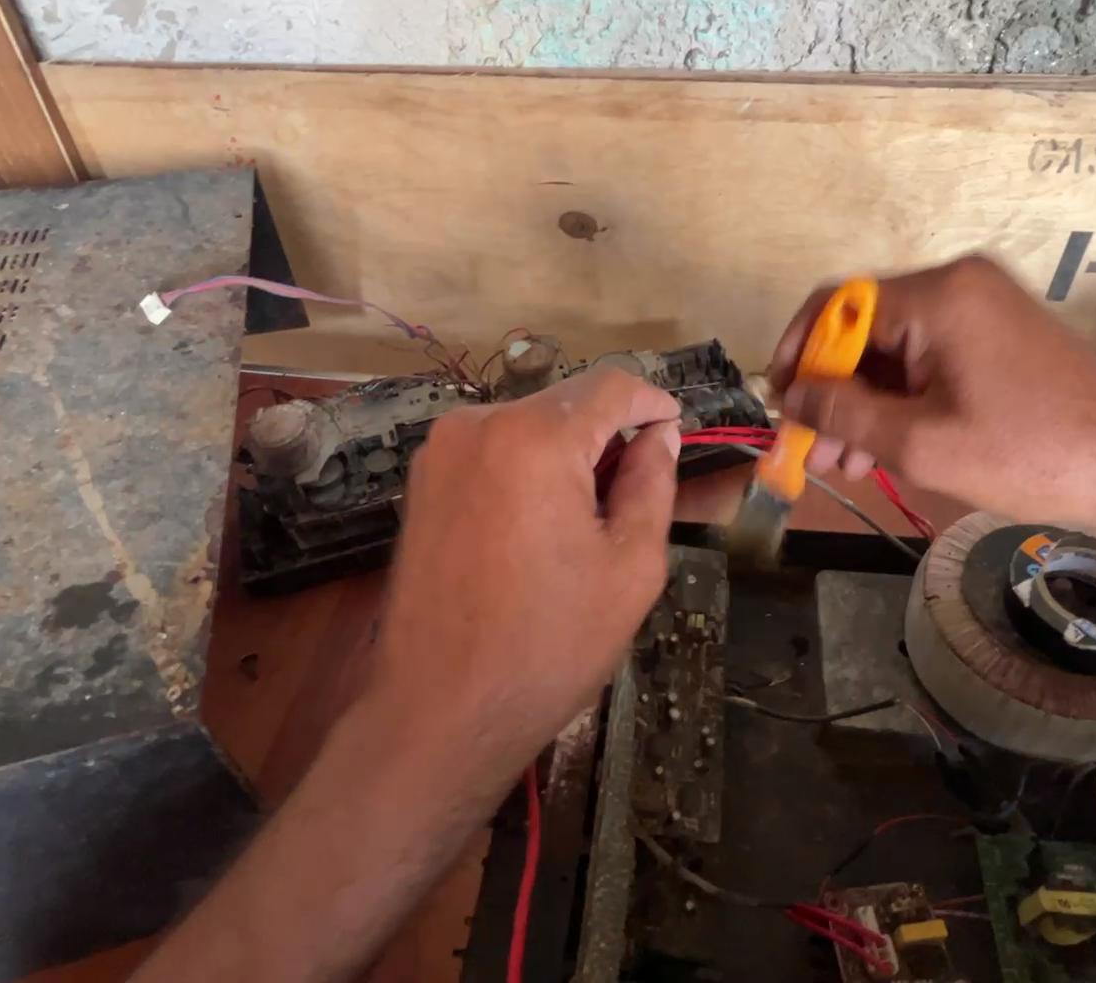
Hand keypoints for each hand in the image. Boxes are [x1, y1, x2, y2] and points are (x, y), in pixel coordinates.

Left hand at [374, 367, 681, 765]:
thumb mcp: (630, 566)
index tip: (675, 426)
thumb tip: (660, 433)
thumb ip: (651, 483)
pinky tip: (541, 519)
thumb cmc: (549, 645)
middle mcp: (476, 424)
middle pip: (564, 401)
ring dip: (567, 449)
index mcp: (533, 439)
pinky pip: (492, 449)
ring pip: (527, 424)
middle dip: (609, 430)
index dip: (651, 400)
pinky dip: (528, 465)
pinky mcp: (421, 481)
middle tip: (640, 482)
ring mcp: (439, 451)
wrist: (440, 710)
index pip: (608, 386)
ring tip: (590, 512)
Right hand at [770, 257, 1095, 534]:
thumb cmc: (1030, 456)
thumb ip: (842, 412)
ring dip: (861, 404)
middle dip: (830, 391)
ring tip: (844, 464)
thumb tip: (788, 394)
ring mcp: (981, 307)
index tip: (781, 405)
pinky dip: (898, 400)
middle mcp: (957, 285)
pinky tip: (882, 449)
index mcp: (938, 296)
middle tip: (813, 450)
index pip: (835, 306)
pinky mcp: (996, 334)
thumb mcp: (919, 442)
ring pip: (892, 350)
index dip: (797, 354)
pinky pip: (926, 359)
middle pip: (862, 329)